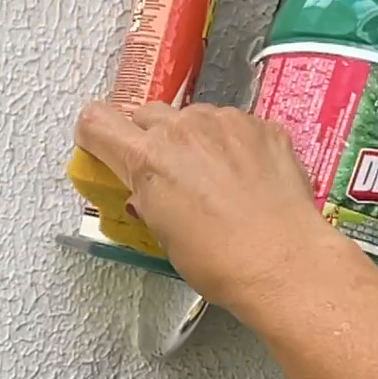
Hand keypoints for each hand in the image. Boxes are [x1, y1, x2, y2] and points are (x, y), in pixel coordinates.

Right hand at [74, 100, 347, 316]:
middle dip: (145, 141)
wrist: (283, 263)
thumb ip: (147, 200)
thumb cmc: (223, 262)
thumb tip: (145, 194)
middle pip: (145, 115)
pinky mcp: (261, 125)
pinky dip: (229, 146)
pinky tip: (241, 181)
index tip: (99, 148)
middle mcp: (185, 129)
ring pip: (191, 118)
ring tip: (209, 185)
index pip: (97, 122)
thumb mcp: (164, 237)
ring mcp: (226, 122)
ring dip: (191, 143)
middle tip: (160, 177)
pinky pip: (232, 126)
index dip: (94, 136)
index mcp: (149, 160)